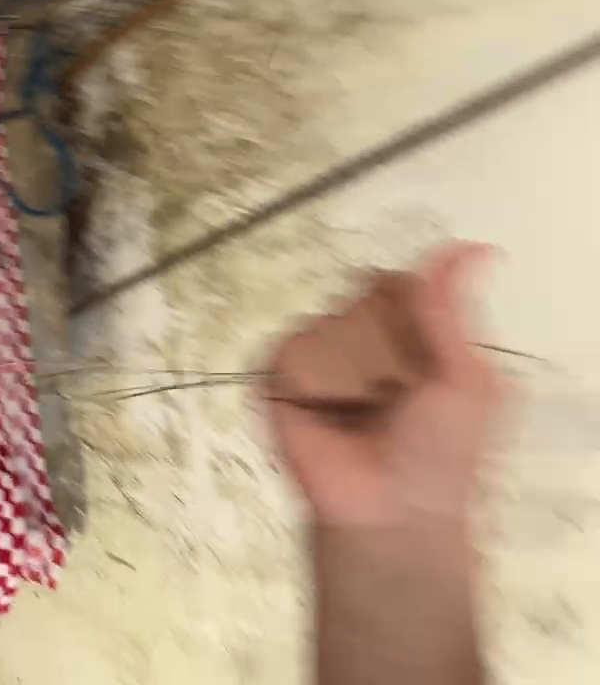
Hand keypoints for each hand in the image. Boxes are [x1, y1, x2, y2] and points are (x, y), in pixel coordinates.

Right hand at [267, 242, 502, 527]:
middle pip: (352, 302)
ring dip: (343, 365)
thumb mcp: (465, 378)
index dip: (398, 297)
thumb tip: (473, 245)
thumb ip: (451, 313)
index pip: (394, 288)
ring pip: (317, 325)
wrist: (384, 506)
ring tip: (356, 405)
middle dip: (376, 340)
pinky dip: (304, 376)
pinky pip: (283, 351)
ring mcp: (316, 361)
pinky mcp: (276, 378)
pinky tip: (322, 404)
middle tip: (393, 385)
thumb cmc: (443, 448)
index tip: (409, 319)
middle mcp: (361, 345)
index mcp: (412, 343)